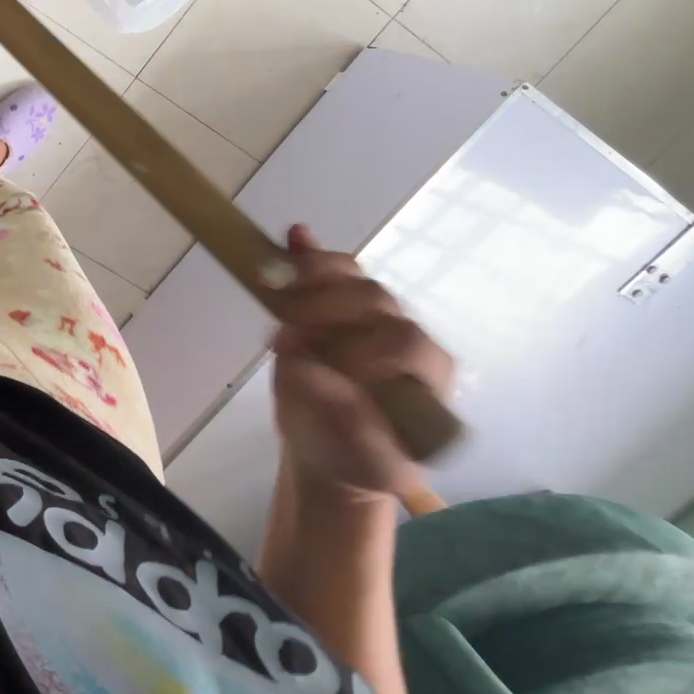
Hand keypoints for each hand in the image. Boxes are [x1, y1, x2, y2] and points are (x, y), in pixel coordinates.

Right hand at [270, 225, 454, 498]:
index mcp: (424, 375)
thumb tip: (305, 371)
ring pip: (351, 278)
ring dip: (309, 275)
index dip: (362, 345)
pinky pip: (328, 271)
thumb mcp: (359, 457)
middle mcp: (404, 335)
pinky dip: (308, 253)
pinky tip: (294, 236)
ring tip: (269, 282)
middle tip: (282, 332)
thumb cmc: (353, 457)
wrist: (335, 448)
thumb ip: (343, 418)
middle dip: (324, 309)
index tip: (321, 363)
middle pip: (374, 299)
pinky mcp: (336, 304)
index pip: (405, 340)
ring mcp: (370, 315)